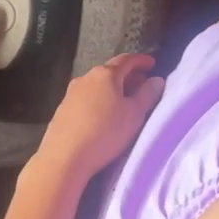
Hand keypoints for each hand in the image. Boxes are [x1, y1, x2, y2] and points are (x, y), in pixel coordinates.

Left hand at [32, 54, 164, 181]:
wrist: (63, 159)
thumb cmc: (105, 132)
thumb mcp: (134, 114)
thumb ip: (148, 94)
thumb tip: (157, 79)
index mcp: (105, 74)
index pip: (126, 60)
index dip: (141, 60)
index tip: (152, 63)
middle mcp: (85, 78)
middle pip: (110, 71)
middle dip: (127, 76)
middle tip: (141, 84)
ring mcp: (70, 94)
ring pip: (96, 85)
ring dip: (111, 89)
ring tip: (123, 101)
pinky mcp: (61, 111)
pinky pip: (85, 99)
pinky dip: (98, 100)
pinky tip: (101, 115)